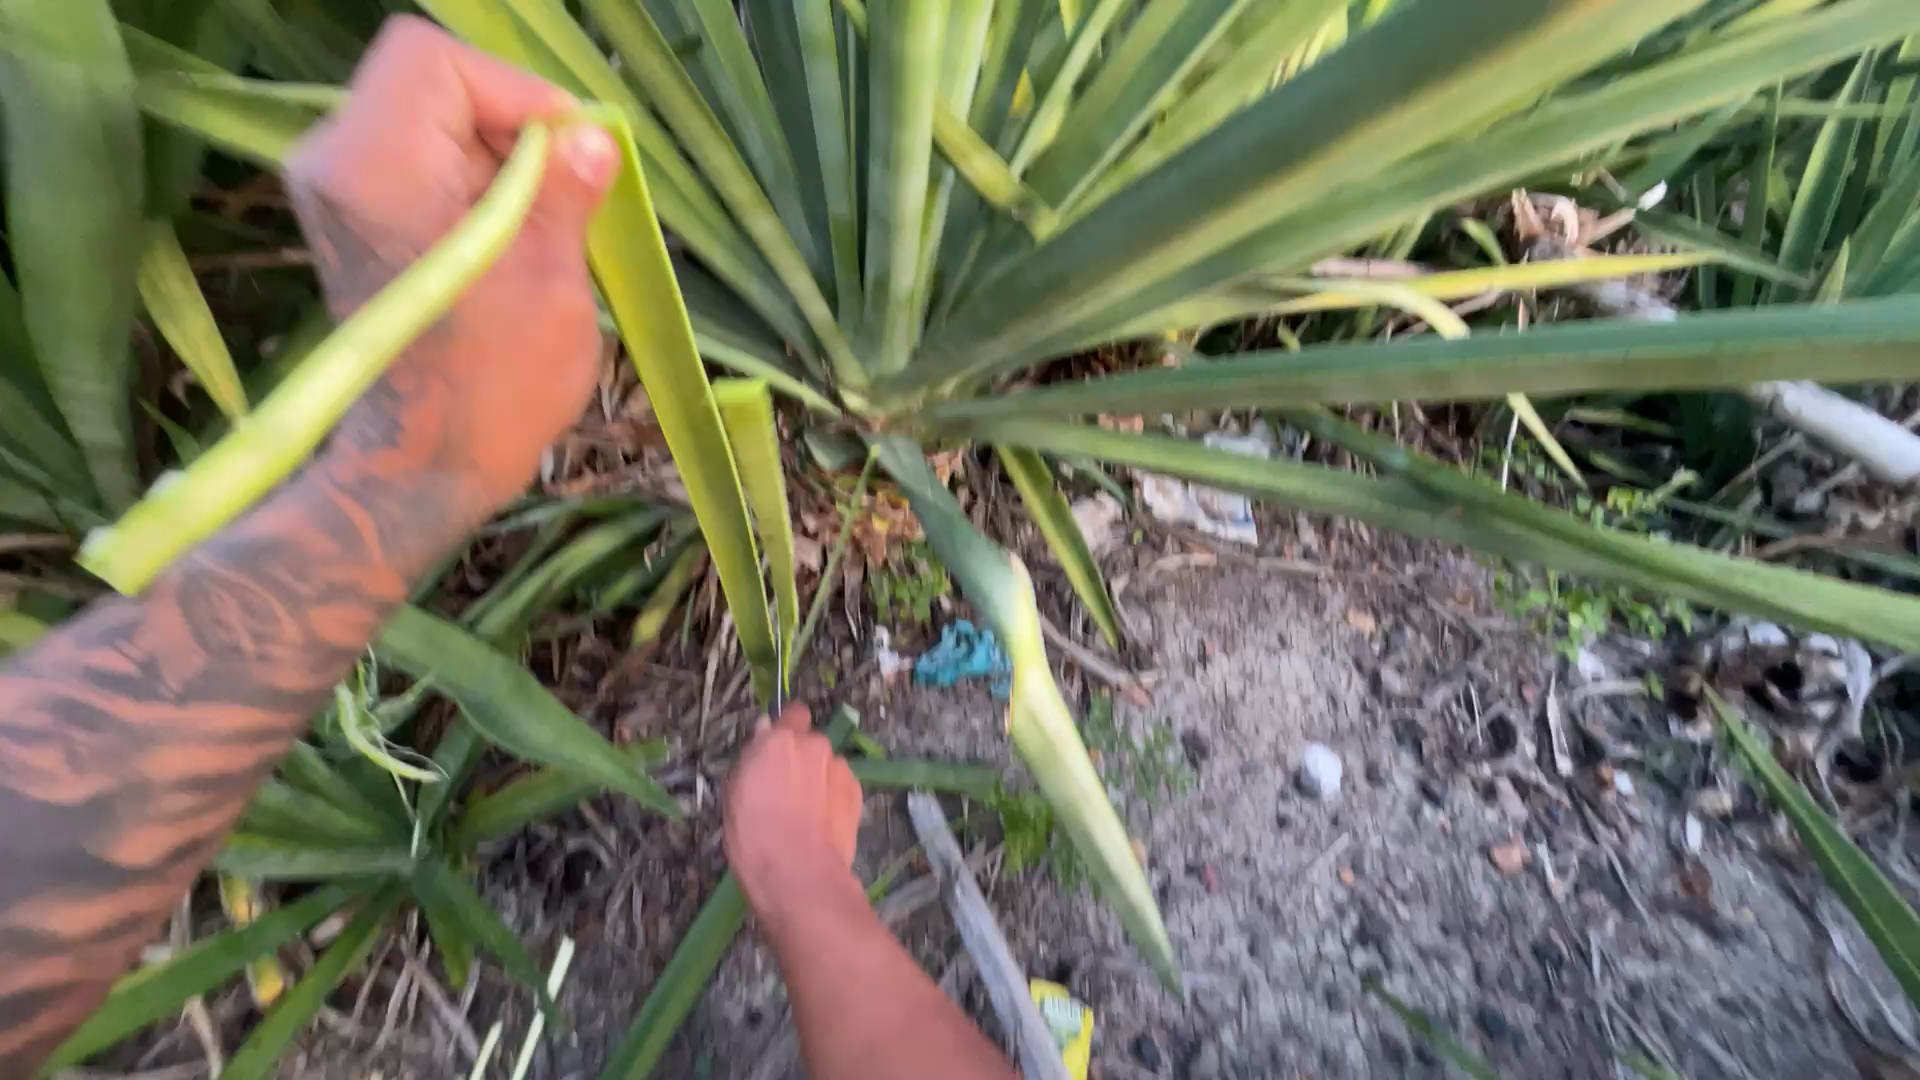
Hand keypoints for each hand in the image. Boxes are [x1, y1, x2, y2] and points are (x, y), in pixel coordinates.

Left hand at [285, 17, 616, 514]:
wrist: (433, 460)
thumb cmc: (499, 382)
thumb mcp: (551, 284)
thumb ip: (564, 196)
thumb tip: (592, 137)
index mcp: (378, 167)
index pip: (434, 62)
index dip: (516, 93)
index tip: (577, 151)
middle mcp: (341, 163)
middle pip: (433, 90)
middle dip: (517, 130)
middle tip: (578, 192)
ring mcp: (346, 194)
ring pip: (435, 127)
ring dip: (507, 163)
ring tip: (558, 225)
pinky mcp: (364, 224)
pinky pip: (427, 168)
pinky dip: (483, 188)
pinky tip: (523, 240)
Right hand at [725, 704, 863, 921]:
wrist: (800, 874)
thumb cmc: (754, 839)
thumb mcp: (734, 797)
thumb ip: (752, 759)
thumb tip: (764, 733)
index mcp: (778, 741)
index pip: (792, 713)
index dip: (787, 728)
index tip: (778, 749)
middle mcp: (813, 744)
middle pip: (809, 741)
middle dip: (800, 758)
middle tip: (787, 789)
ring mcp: (838, 765)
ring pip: (826, 763)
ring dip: (818, 777)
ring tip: (807, 812)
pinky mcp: (856, 788)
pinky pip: (840, 783)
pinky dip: (833, 795)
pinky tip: (822, 820)